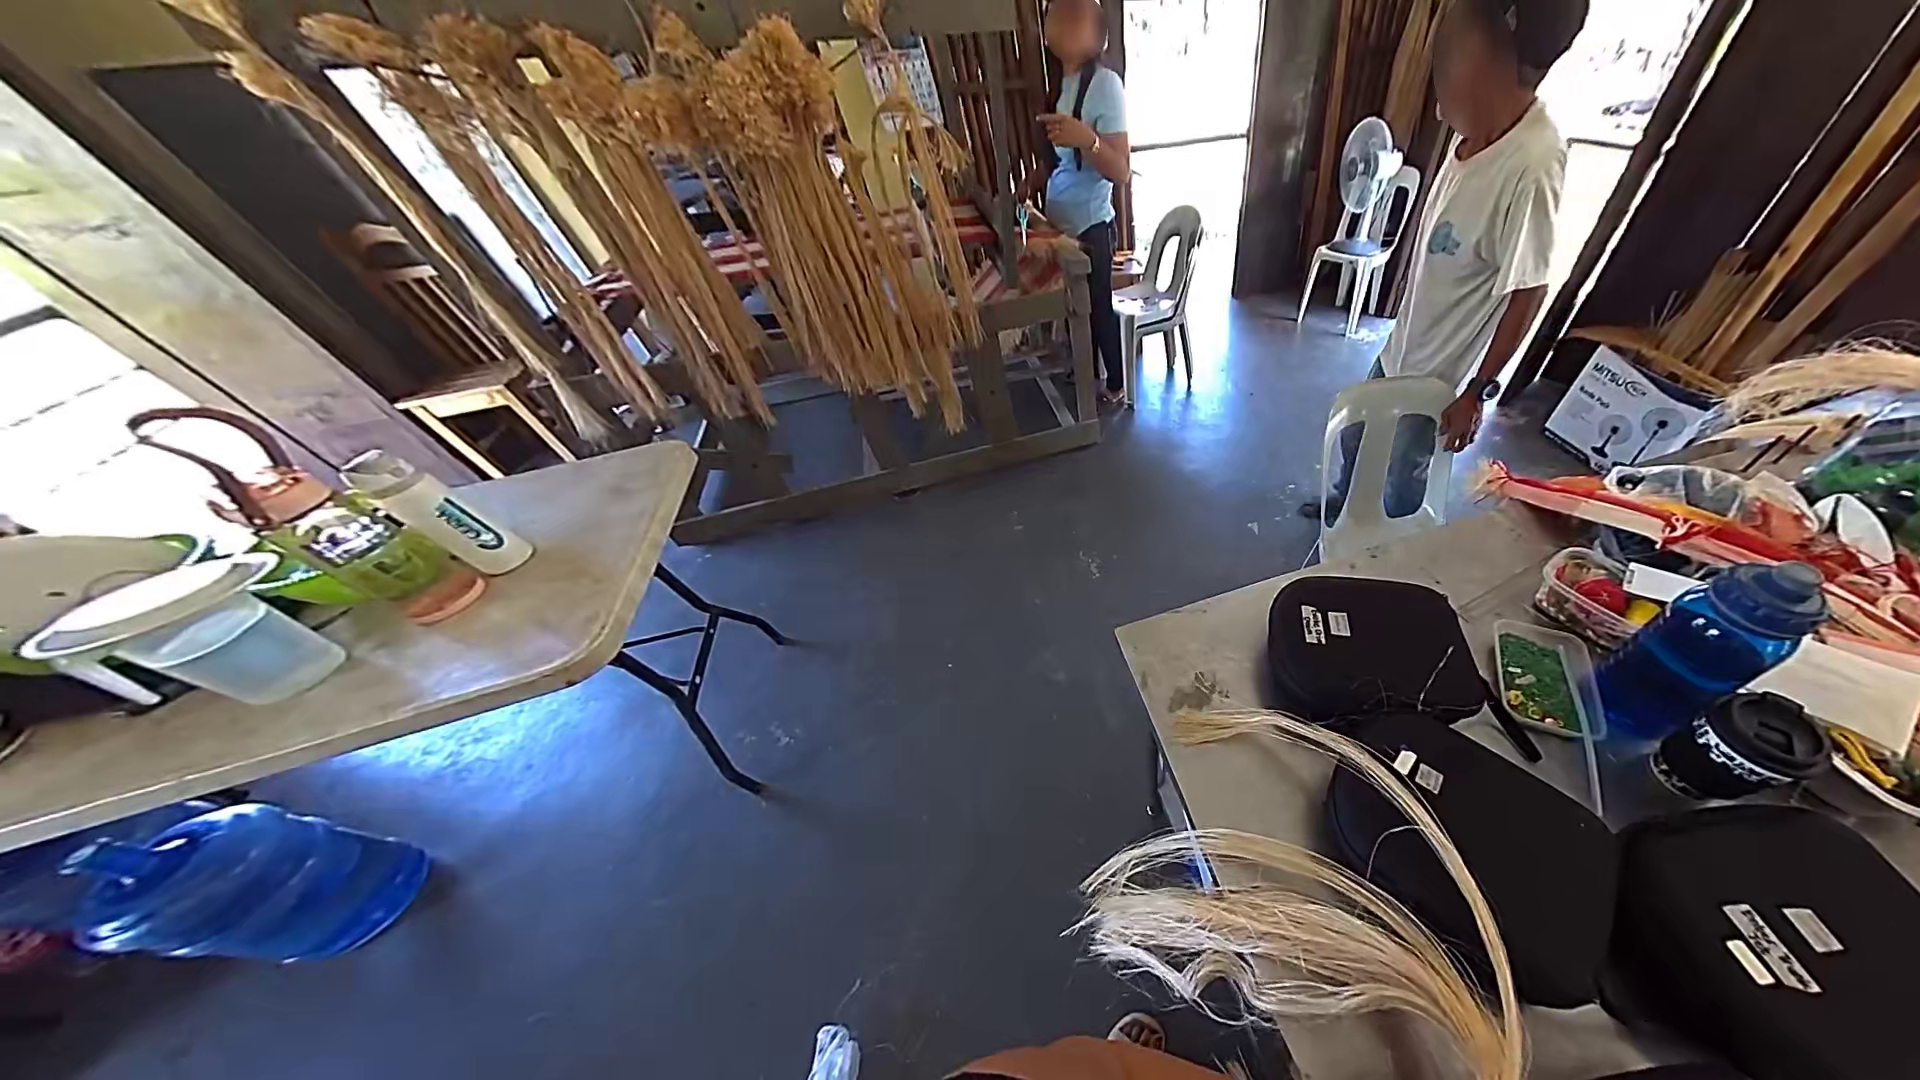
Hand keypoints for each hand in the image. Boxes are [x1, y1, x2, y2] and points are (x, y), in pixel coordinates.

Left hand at [1038, 113, 1097, 150]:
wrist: (1086, 139)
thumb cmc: (1080, 129)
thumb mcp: (1072, 121)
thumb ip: (1062, 121)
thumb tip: (1051, 122)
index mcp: (1065, 118)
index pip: (1052, 117)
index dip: (1044, 117)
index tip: (1037, 118)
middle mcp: (1062, 125)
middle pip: (1049, 126)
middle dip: (1049, 128)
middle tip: (1055, 129)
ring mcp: (1062, 134)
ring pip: (1050, 135)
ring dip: (1052, 135)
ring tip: (1059, 135)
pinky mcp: (1062, 142)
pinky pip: (1054, 142)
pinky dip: (1055, 142)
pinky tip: (1061, 141)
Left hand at [1439, 392, 1482, 451]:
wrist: (1474, 397)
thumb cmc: (1459, 405)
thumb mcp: (1446, 414)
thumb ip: (1444, 426)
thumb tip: (1441, 433)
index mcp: (1457, 429)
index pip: (1452, 443)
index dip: (1448, 448)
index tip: (1445, 449)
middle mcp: (1466, 431)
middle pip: (1462, 444)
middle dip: (1457, 449)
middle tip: (1452, 450)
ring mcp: (1474, 428)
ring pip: (1470, 440)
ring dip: (1464, 444)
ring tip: (1459, 445)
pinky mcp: (1479, 424)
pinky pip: (1474, 434)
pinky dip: (1470, 437)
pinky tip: (1467, 436)